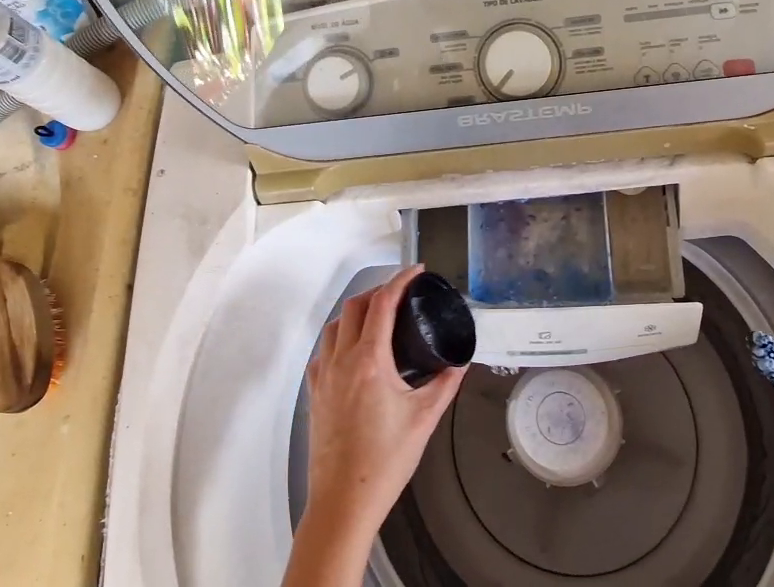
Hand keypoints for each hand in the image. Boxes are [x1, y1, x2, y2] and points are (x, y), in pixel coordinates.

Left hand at [284, 266, 466, 586]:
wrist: (344, 501)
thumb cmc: (383, 463)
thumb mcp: (424, 419)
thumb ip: (444, 385)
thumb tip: (457, 365)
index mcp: (369, 362)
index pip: (382, 304)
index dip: (399, 281)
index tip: (414, 272)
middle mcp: (342, 362)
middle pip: (355, 307)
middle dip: (378, 292)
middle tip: (400, 294)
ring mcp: (324, 378)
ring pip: (335, 327)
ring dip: (356, 312)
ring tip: (378, 317)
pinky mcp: (315, 395)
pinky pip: (323, 352)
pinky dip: (339, 339)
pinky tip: (353, 352)